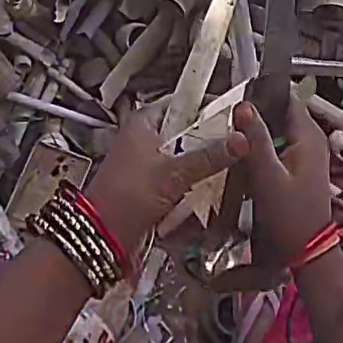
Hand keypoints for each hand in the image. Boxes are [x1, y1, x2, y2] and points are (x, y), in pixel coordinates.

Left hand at [82, 106, 248, 254]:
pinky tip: (212, 186)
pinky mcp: (152, 186)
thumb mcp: (173, 174)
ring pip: (185, 155)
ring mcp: (149, 162)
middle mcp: (146, 137)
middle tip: (236, 141)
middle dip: (210, 138)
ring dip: (203, 162)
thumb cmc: (127, 196)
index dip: (208, 106)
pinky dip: (194, 181)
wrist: (102, 240)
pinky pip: (181, 177)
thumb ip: (209, 157)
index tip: (233, 113)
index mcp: (144, 121)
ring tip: (229, 164)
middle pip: (187, 130)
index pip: (183, 101)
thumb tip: (240, 140)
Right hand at [232, 99, 332, 257]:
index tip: (239, 103)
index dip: (263, 96)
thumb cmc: (290, 218)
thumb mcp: (268, 177)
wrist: (307, 253)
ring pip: (278, 129)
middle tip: (231, 124)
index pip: (287, 98)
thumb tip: (244, 107)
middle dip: (257, 116)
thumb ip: (256, 140)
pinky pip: (280, 145)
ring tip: (236, 140)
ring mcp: (307, 153)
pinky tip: (248, 158)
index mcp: (309, 136)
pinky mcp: (300, 166)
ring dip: (259, 133)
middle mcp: (312, 139)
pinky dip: (264, 147)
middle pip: (280, 113)